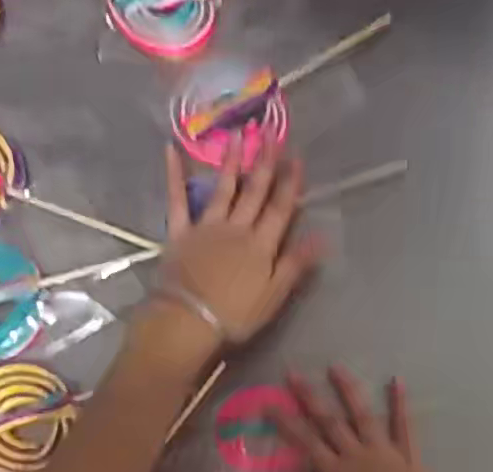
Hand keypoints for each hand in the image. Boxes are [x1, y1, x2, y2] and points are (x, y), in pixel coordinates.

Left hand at [157, 136, 322, 344]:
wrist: (190, 320)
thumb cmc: (236, 315)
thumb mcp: (274, 296)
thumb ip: (295, 264)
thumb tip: (321, 238)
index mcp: (261, 245)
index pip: (280, 209)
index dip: (290, 184)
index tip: (297, 157)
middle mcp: (237, 228)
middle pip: (254, 192)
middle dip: (265, 162)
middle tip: (270, 131)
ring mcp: (207, 227)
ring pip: (223, 188)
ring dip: (232, 161)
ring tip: (238, 133)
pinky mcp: (180, 233)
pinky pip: (177, 199)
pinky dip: (174, 175)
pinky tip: (171, 150)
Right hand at [276, 368, 466, 471]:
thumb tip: (293, 469)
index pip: (306, 442)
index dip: (286, 422)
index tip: (269, 403)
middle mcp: (357, 455)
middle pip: (330, 421)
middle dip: (309, 397)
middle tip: (293, 374)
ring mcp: (384, 451)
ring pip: (363, 415)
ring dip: (348, 390)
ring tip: (335, 368)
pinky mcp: (408, 454)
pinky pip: (403, 425)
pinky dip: (399, 403)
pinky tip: (396, 381)